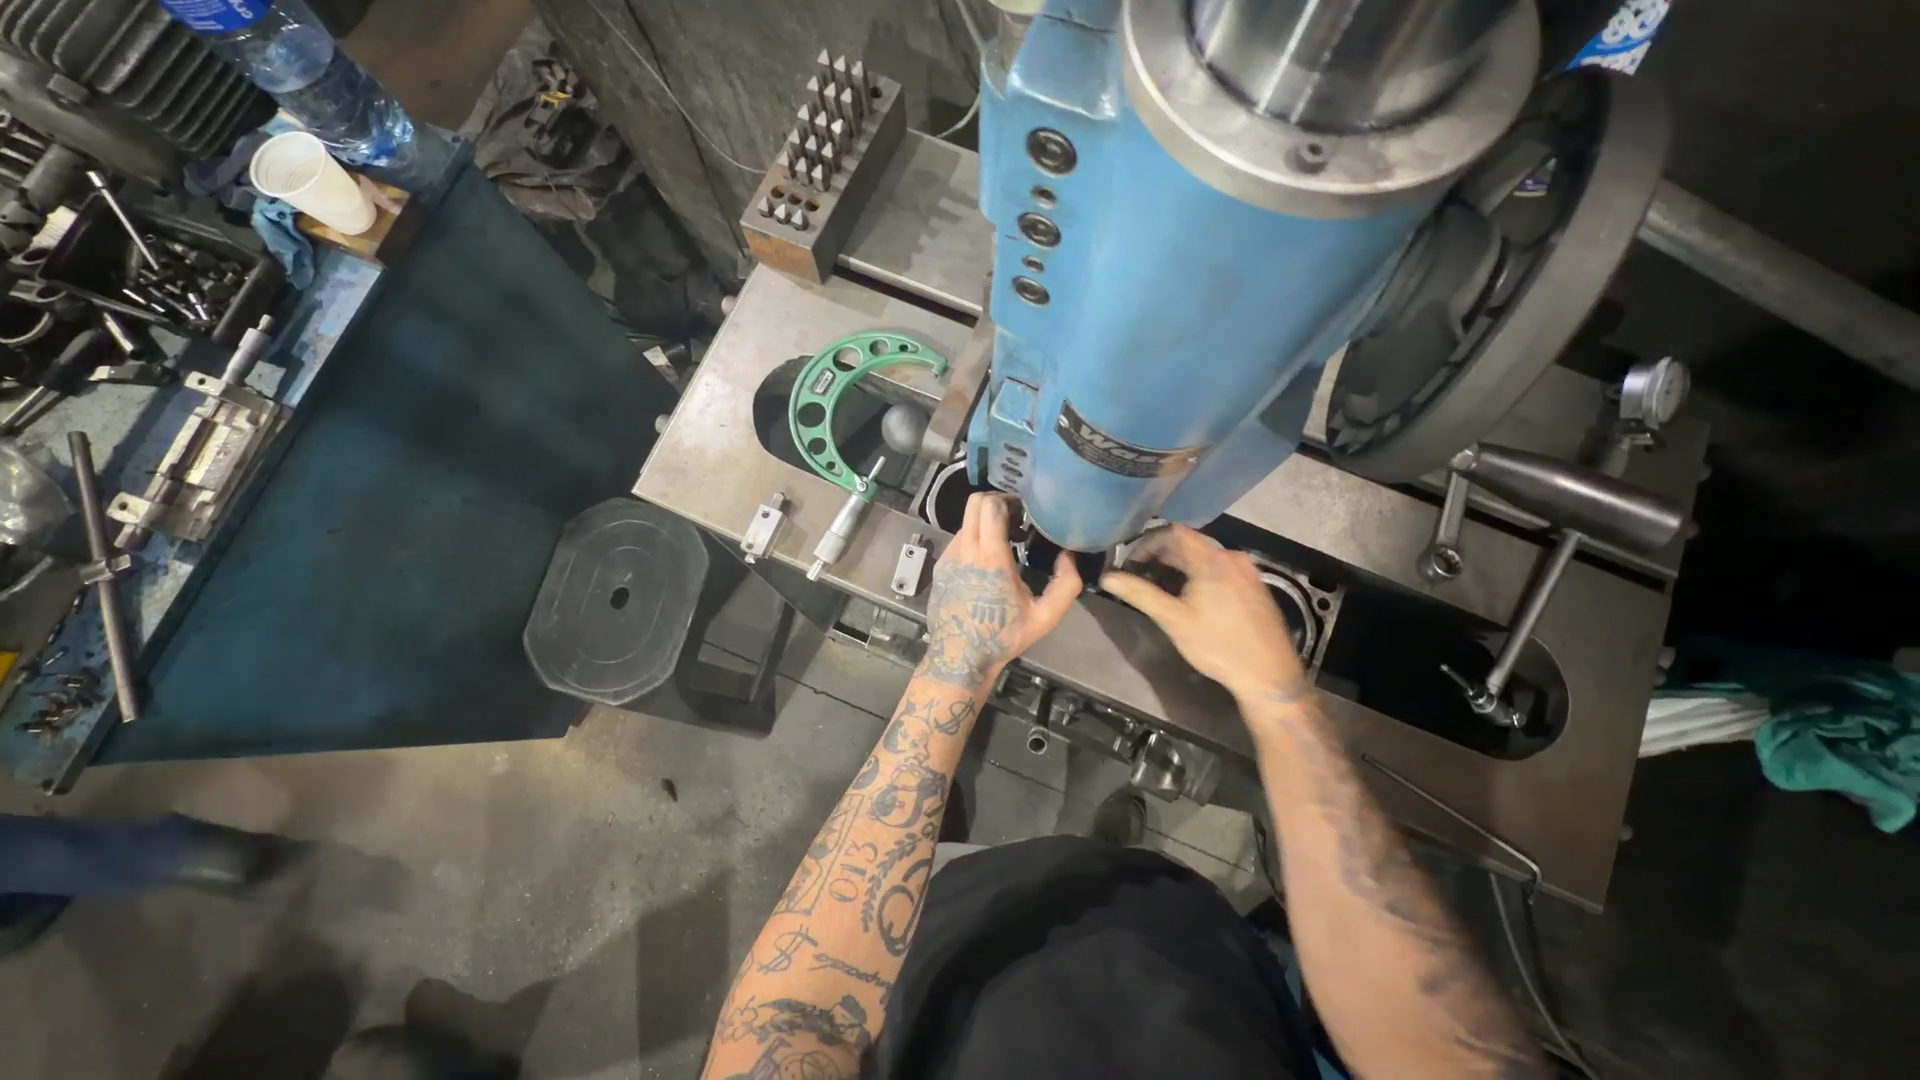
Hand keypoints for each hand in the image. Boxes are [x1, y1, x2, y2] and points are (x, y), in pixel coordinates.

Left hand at [921, 493, 1082, 685]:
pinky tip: (986, 561)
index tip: (1024, 509)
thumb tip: (1071, 556)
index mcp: (990, 557)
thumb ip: (1066, 585)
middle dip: (995, 501)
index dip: (1008, 499)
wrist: (960, 657)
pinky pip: (958, 540)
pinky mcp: (940, 567)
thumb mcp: (1044, 616)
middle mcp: (965, 550)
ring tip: (1004, 542)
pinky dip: (973, 540)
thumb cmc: (1002, 636)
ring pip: (966, 521)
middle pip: (974, 502)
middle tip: (1015, 517)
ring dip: (984, 523)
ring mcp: (948, 557)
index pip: (991, 505)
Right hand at [1100, 524, 1307, 705]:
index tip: (1130, 562)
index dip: (1147, 542)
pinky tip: (1190, 596)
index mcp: (1212, 560)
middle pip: (1189, 543)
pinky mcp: (1255, 586)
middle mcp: (1232, 557)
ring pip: (1205, 557)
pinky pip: (1220, 569)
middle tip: (1139, 576)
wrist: (1269, 674)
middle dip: (1161, 556)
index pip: (1173, 532)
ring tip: (1159, 587)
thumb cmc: (1218, 646)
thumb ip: (1140, 594)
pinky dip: (1199, 574)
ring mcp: (1247, 571)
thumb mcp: (1174, 620)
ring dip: (1179, 566)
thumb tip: (1108, 577)